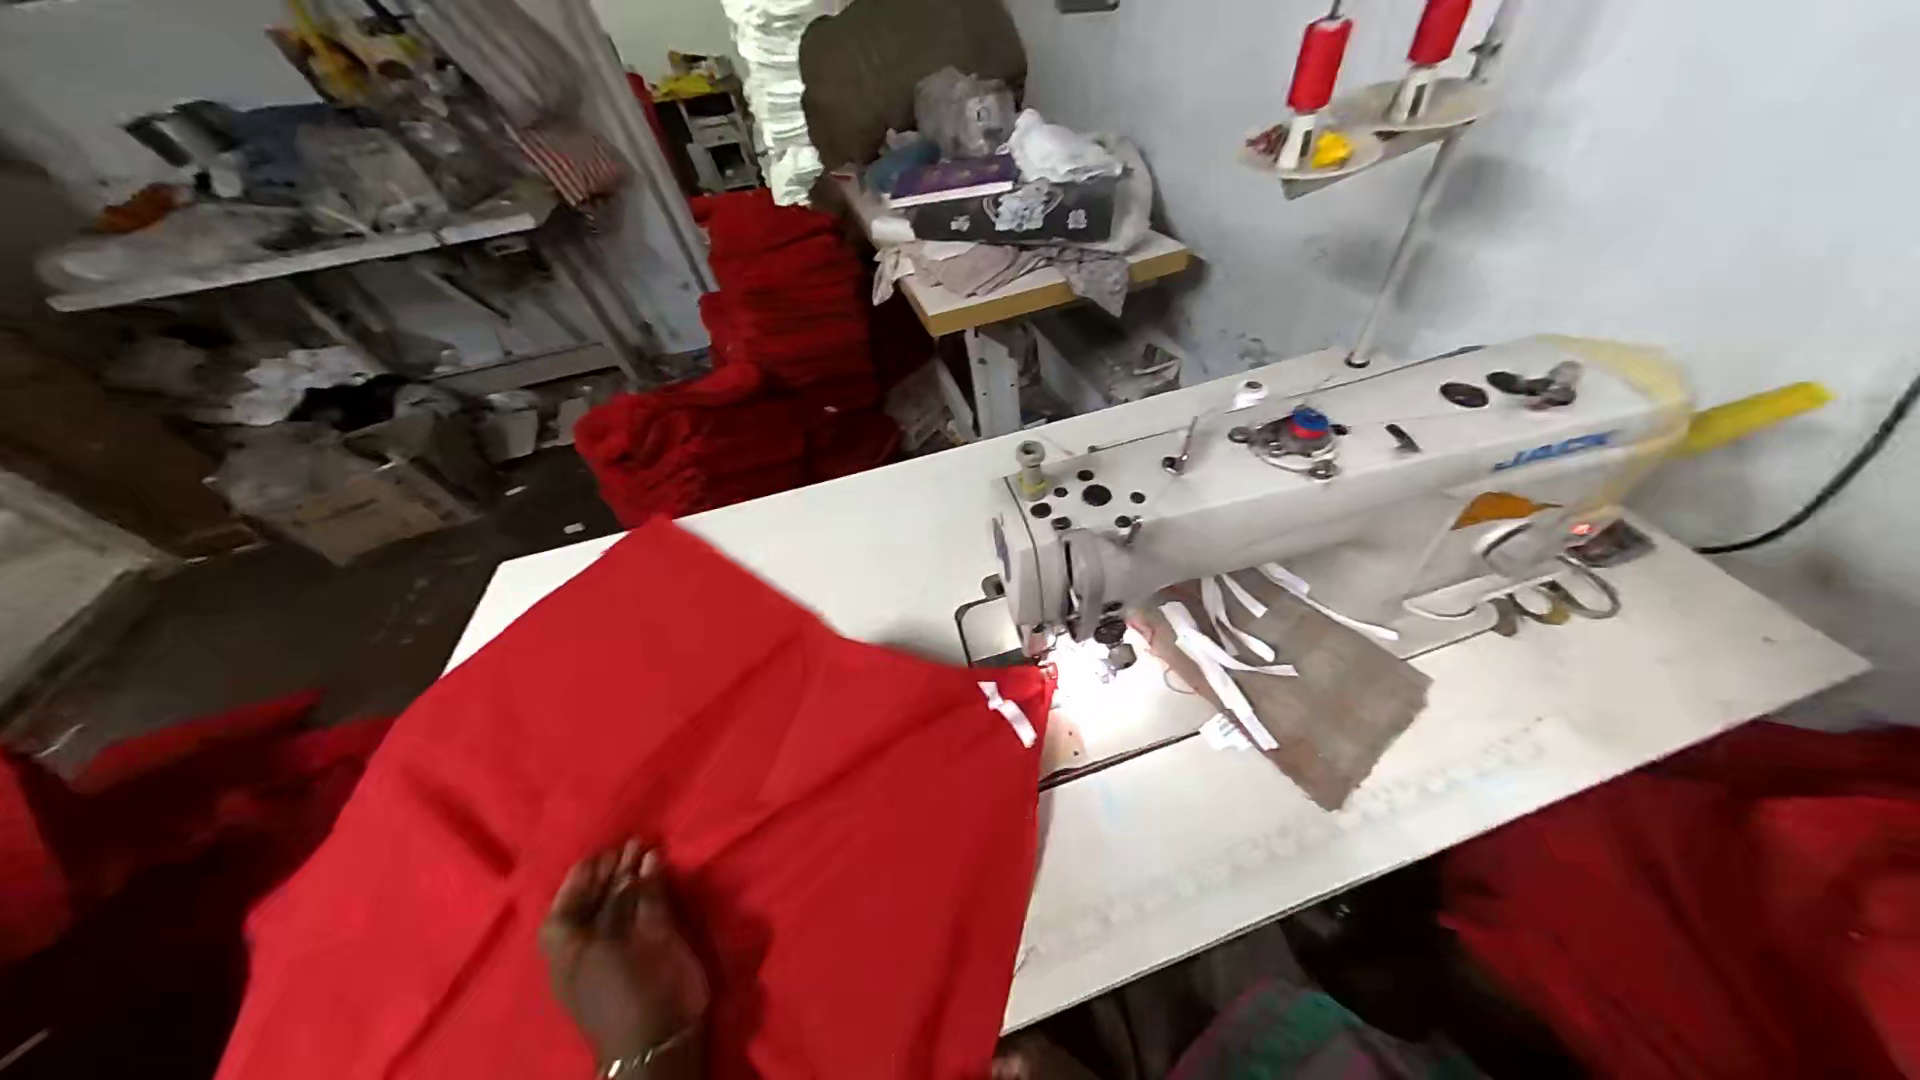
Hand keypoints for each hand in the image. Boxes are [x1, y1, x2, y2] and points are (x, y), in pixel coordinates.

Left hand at [539, 841, 710, 1063]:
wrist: (659, 1036)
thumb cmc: (619, 997)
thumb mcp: (603, 955)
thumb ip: (634, 903)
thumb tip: (645, 859)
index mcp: (572, 953)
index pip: (566, 912)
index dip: (577, 884)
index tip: (594, 858)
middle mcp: (599, 943)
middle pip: (599, 901)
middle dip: (609, 872)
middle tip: (626, 845)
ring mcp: (630, 940)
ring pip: (627, 898)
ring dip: (633, 872)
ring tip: (643, 846)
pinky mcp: (659, 938)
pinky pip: (654, 902)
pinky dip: (655, 882)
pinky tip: (659, 861)